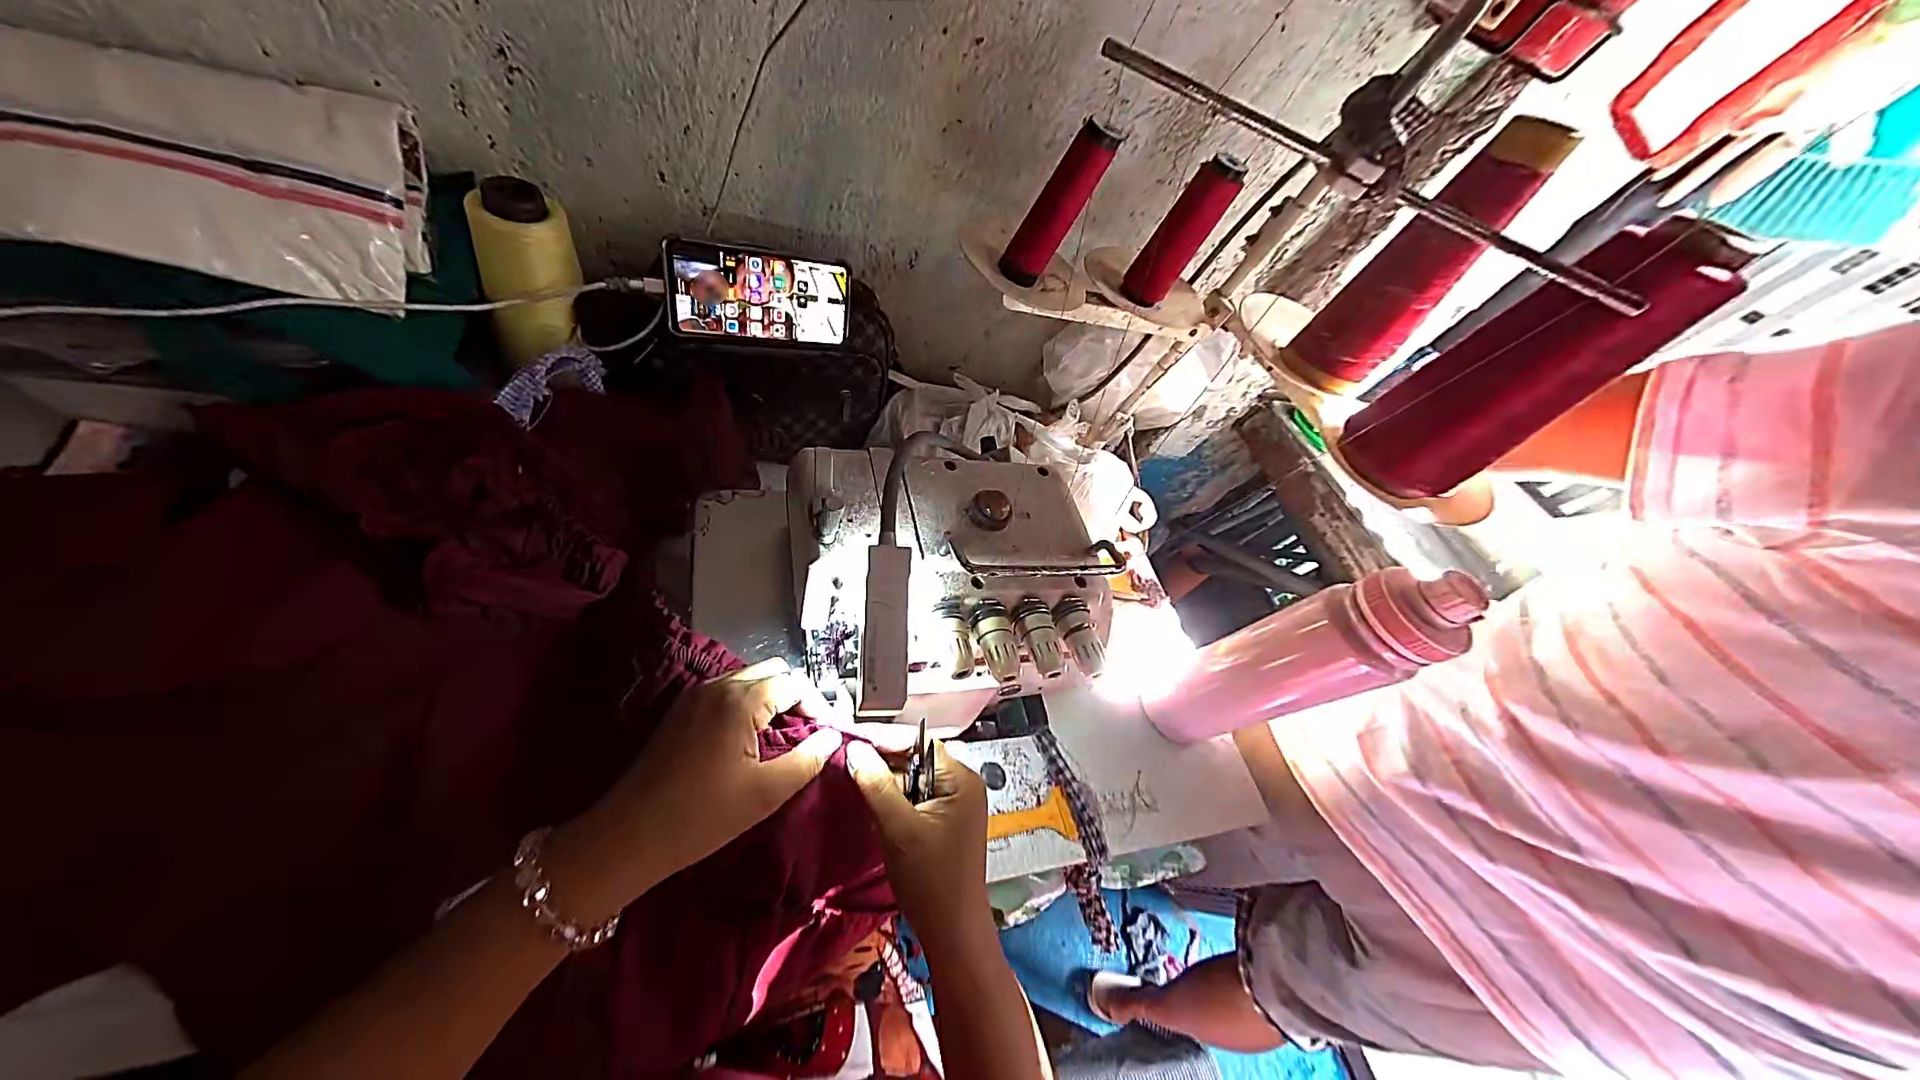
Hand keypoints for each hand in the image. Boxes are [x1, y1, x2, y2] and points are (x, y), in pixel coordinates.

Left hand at [547, 658, 842, 919]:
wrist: (627, 837)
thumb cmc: (702, 816)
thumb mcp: (766, 792)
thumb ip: (808, 759)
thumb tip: (832, 737)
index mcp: (740, 700)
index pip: (795, 683)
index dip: (818, 706)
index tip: (827, 735)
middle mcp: (717, 687)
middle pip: (772, 671)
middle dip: (796, 696)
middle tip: (807, 733)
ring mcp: (695, 696)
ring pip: (748, 680)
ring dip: (772, 700)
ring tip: (783, 739)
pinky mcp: (681, 711)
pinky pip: (727, 693)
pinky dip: (748, 706)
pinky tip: (750, 741)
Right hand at [845, 736, 988, 934]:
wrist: (952, 932)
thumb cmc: (930, 880)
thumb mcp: (898, 829)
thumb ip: (876, 784)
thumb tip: (854, 748)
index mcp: (962, 779)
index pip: (920, 743)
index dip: (886, 741)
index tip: (852, 744)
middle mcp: (964, 784)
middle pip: (917, 760)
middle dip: (885, 766)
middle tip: (850, 770)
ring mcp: (957, 804)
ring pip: (914, 781)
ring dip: (888, 787)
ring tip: (861, 792)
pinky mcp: (947, 821)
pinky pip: (918, 799)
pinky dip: (897, 803)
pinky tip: (879, 813)